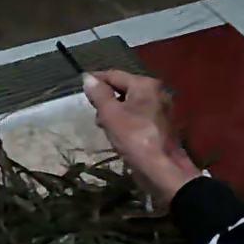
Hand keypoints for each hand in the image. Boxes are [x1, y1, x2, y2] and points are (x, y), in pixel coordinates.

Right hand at [82, 70, 200, 202]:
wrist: (162, 169)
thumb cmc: (134, 138)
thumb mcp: (111, 114)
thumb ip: (99, 94)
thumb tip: (88, 78)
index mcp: (146, 84)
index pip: (115, 75)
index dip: (96, 80)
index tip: (81, 85)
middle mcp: (157, 92)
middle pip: (123, 88)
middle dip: (106, 100)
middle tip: (95, 114)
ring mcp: (161, 109)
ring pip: (130, 104)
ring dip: (115, 112)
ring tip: (105, 127)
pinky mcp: (161, 125)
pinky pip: (138, 116)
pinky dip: (126, 121)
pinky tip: (118, 134)